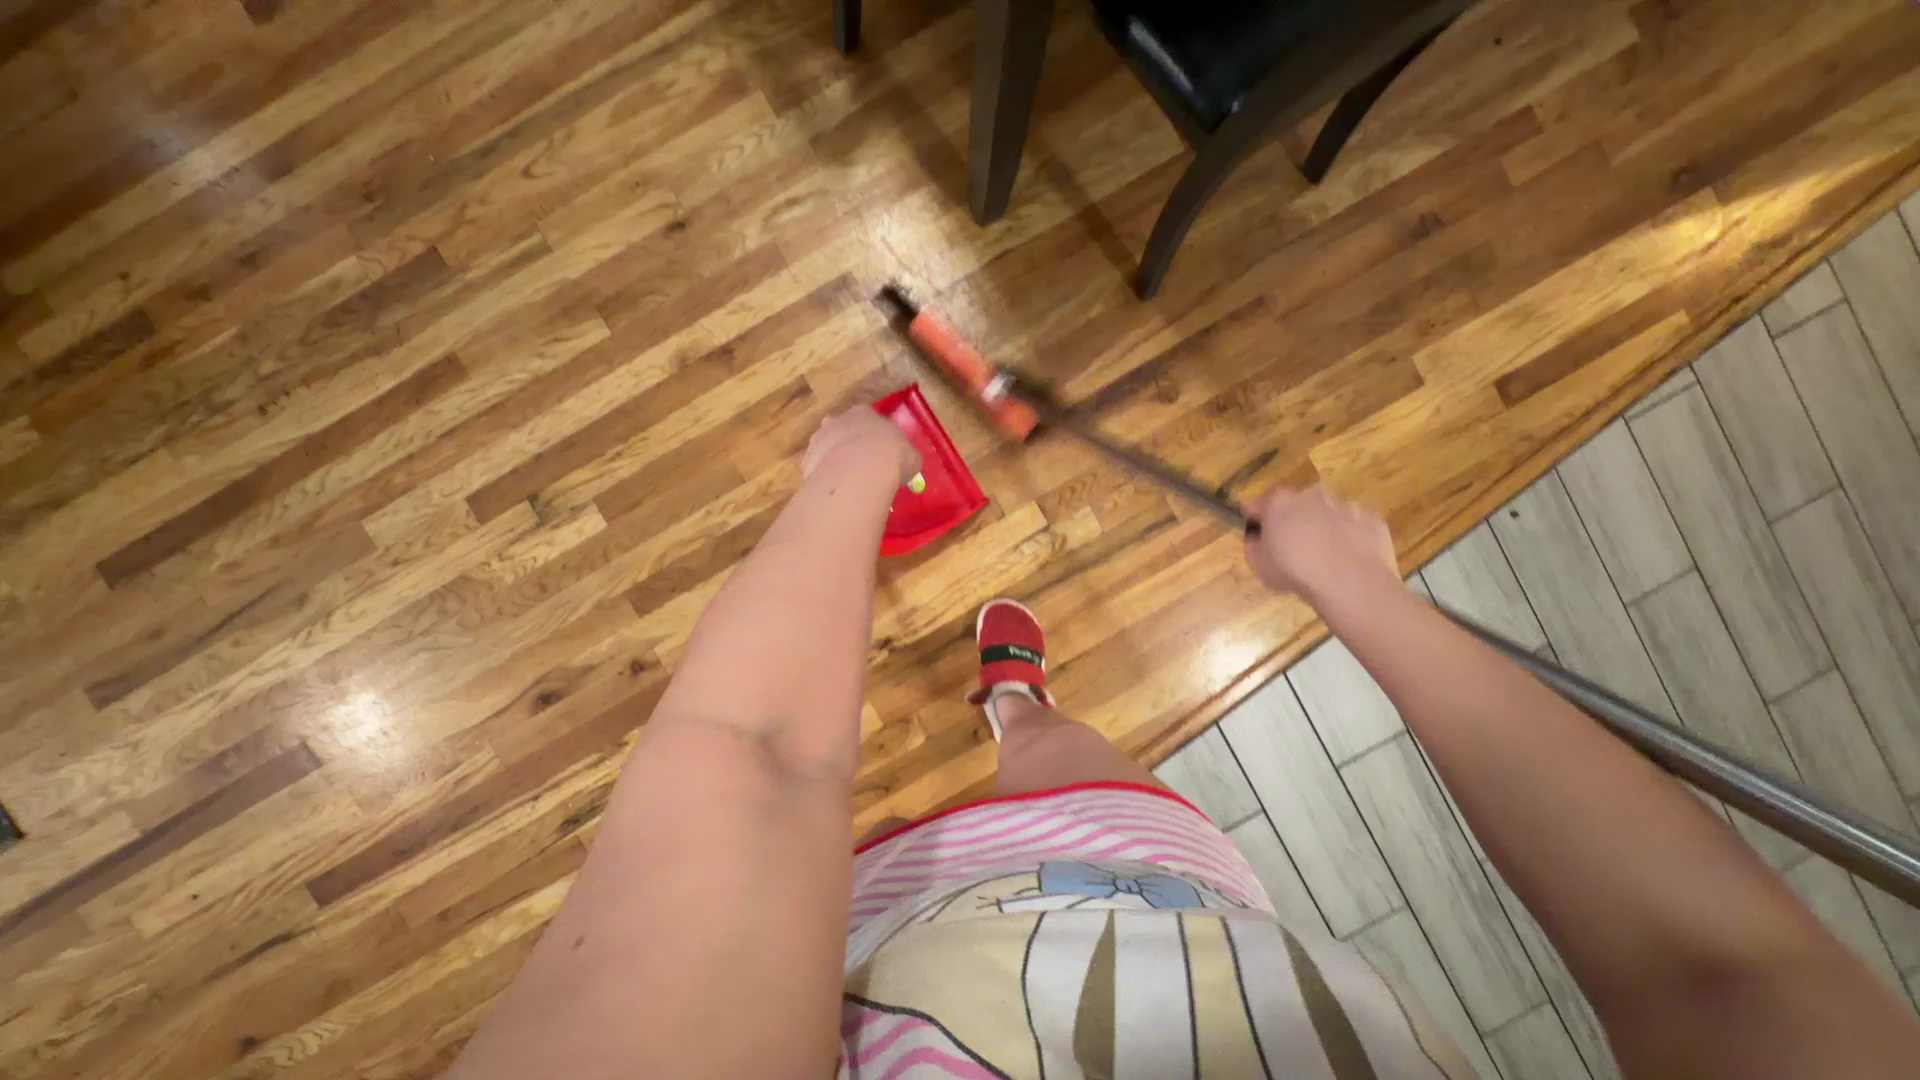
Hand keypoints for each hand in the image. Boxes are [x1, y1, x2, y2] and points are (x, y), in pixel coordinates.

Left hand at [802, 407, 920, 487]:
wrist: (859, 471)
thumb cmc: (891, 456)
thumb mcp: (910, 457)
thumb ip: (906, 457)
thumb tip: (907, 465)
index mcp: (864, 412)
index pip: (867, 419)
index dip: (873, 437)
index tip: (880, 453)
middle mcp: (837, 420)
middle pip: (842, 431)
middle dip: (849, 447)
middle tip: (862, 468)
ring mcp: (818, 438)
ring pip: (827, 450)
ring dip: (835, 463)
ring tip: (850, 484)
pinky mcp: (806, 460)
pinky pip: (817, 470)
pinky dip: (825, 479)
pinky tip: (837, 492)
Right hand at [1243, 486, 1398, 601]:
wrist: (1350, 581)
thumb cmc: (1296, 572)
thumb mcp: (1259, 565)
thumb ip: (1254, 545)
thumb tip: (1257, 538)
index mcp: (1280, 503)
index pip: (1261, 502)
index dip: (1256, 516)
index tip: (1255, 529)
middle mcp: (1313, 495)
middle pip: (1298, 503)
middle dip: (1293, 518)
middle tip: (1293, 544)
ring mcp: (1345, 505)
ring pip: (1329, 512)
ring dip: (1323, 526)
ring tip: (1325, 554)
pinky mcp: (1371, 518)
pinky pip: (1355, 524)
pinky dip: (1350, 535)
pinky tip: (1348, 556)